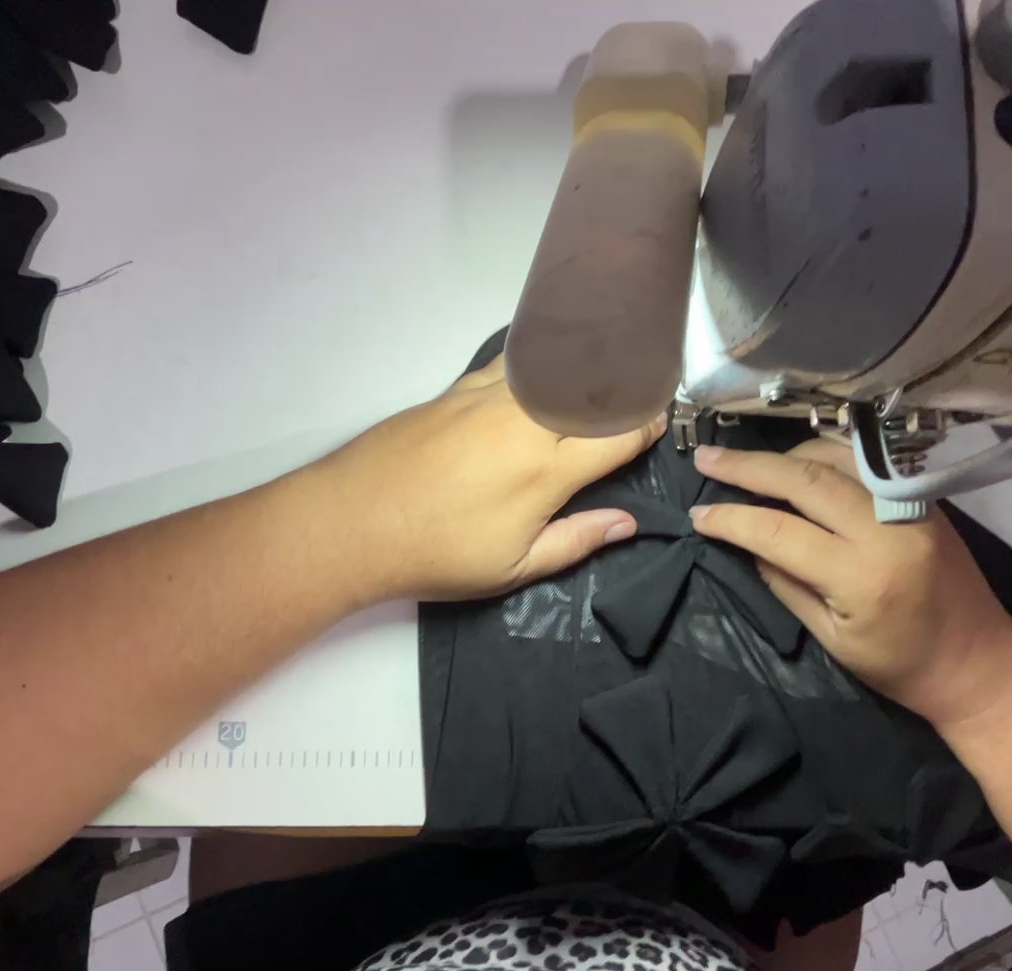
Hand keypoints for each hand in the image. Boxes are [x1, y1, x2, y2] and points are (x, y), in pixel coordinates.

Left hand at [305, 357, 663, 602]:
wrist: (352, 521)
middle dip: (627, 388)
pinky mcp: (456, 389)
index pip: (619, 434)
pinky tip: (544, 367)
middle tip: (643, 391)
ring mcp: (487, 397)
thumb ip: (577, 541)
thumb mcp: (514, 568)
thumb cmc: (437, 554)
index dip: (649, 427)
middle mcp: (524, 420)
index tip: (658, 425)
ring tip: (603, 370)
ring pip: (553, 365)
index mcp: (546, 469)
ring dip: (585, 366)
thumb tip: (627, 524)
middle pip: (593, 387)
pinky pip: (512, 363)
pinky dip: (538, 362)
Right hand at [688, 439, 1011, 725]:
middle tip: (706, 458)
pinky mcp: (920, 498)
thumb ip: (785, 583)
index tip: (697, 515)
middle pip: (804, 478)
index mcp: (862, 575)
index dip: (732, 520)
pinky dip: (821, 454)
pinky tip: (794, 461)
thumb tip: (745, 543)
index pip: (779, 531)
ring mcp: (908, 506)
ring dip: (784, 455)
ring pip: (834, 457)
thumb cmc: (899, 665)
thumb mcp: (830, 637)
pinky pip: (862, 462)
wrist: (979, 660)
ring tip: (744, 463)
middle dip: (748, 466)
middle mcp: (887, 528)